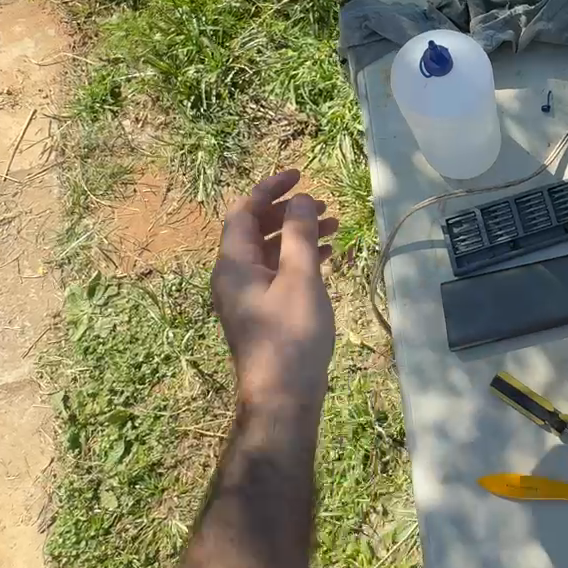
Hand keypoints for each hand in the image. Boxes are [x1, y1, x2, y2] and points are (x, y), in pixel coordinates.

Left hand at [211, 169, 337, 412]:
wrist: (283, 394)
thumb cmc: (291, 334)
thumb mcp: (300, 278)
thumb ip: (299, 234)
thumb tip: (300, 199)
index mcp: (234, 266)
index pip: (243, 213)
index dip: (269, 189)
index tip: (299, 173)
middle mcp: (233, 277)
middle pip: (255, 229)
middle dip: (287, 211)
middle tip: (321, 202)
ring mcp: (247, 296)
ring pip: (270, 251)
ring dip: (297, 233)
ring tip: (333, 224)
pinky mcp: (263, 311)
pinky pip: (278, 271)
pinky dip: (300, 256)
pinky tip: (326, 255)